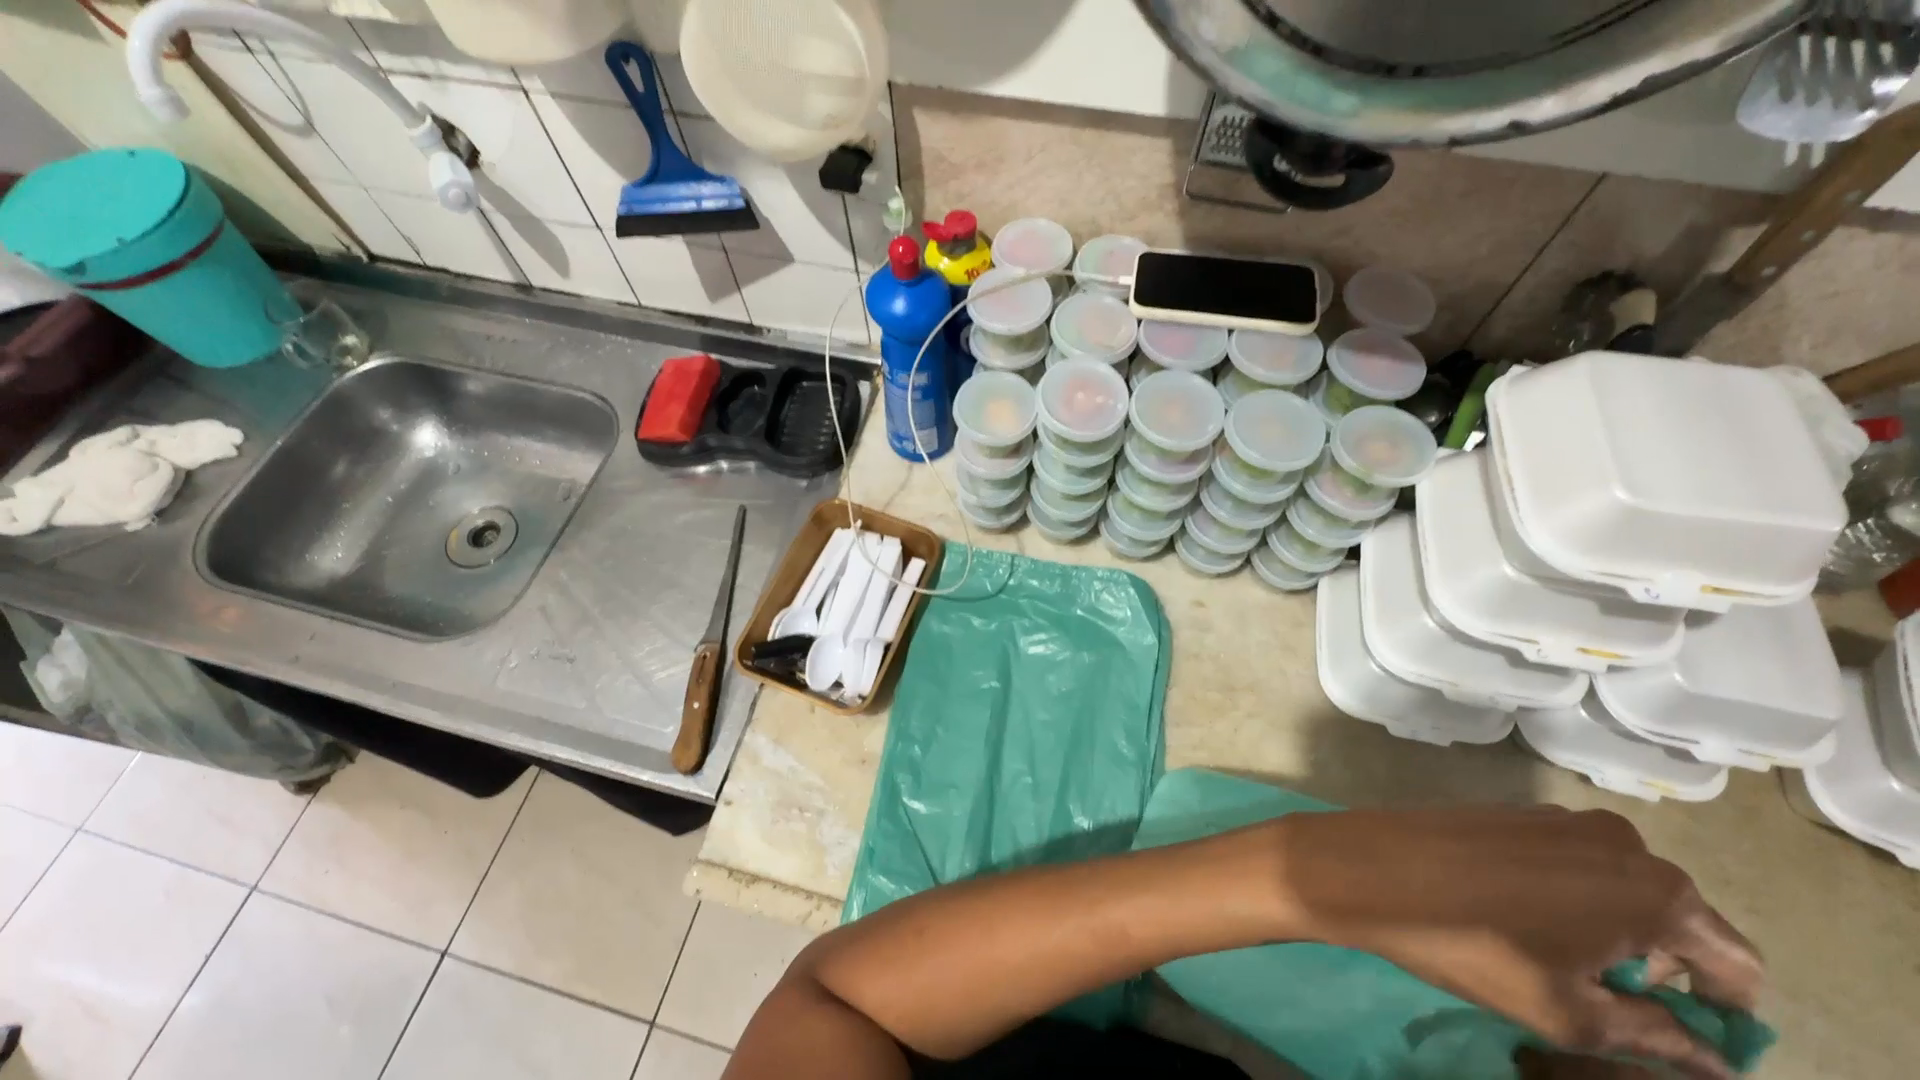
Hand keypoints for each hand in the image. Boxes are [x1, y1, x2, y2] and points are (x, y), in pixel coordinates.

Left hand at [1275, 806, 1763, 1079]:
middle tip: (1603, 1007)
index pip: (1736, 963)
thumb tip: (1714, 1061)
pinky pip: (1574, 867)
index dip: (1723, 1011)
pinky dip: (1569, 901)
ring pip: (1622, 893)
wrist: (1368, 869)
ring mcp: (1568, 820)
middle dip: (1658, 974)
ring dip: (1609, 937)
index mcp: (1658, 892)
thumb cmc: (1473, 944)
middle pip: (1679, 924)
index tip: (1682, 1039)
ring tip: (1552, 967)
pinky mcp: (1521, 813)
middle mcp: (1626, 844)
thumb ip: (1655, 1037)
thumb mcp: (1569, 1012)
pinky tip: (1518, 923)